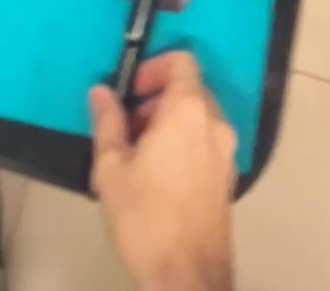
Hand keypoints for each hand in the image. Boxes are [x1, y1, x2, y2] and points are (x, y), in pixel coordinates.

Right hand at [88, 52, 236, 290]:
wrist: (187, 280)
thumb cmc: (144, 216)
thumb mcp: (111, 165)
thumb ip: (108, 120)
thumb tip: (102, 91)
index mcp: (188, 112)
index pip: (182, 62)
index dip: (153, 66)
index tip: (130, 90)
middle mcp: (215, 125)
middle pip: (190, 88)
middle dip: (157, 95)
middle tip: (127, 121)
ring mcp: (226, 153)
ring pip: (198, 115)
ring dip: (169, 118)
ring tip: (138, 148)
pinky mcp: (227, 178)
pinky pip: (205, 140)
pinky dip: (183, 139)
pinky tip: (157, 170)